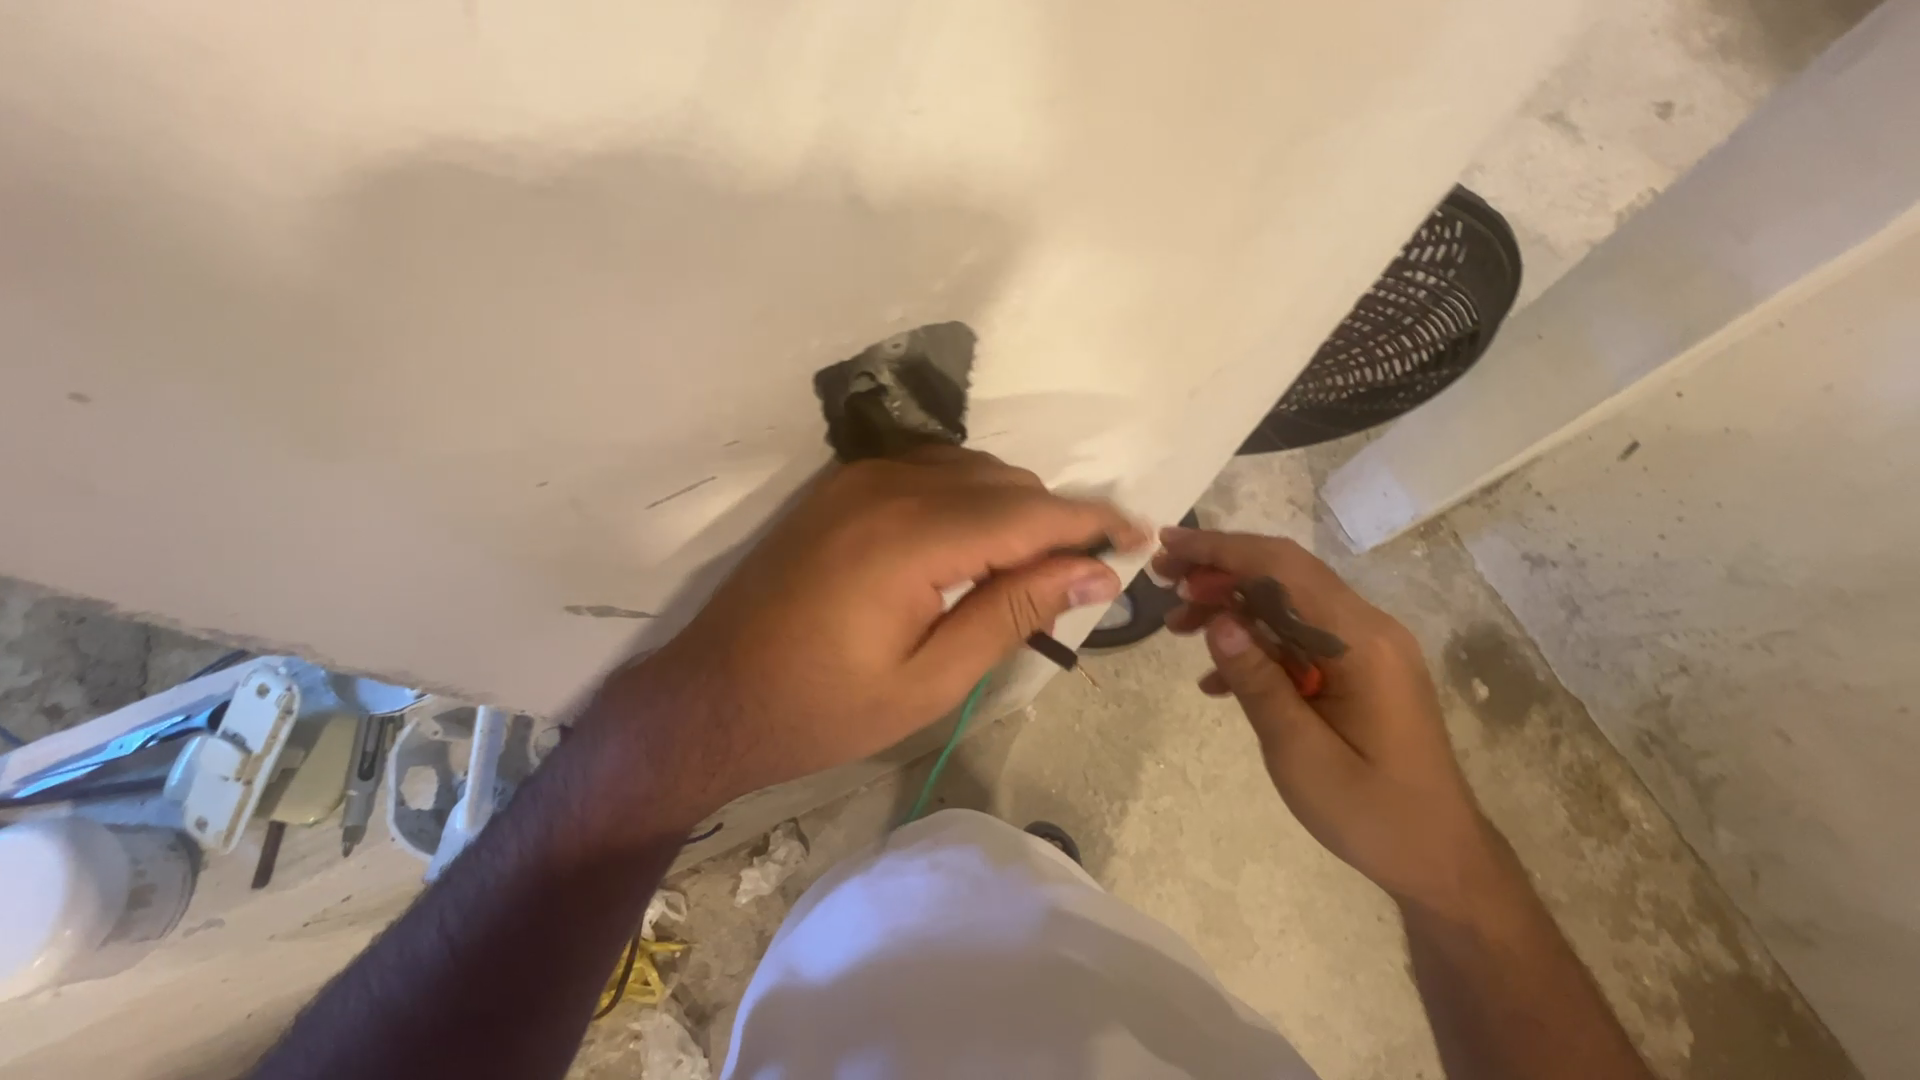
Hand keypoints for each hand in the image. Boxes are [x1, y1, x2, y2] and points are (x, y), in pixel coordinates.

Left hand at [592, 447, 1147, 818]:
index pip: (1030, 513)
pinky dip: (969, 496)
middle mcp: (887, 486)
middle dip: (1054, 521)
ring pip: (970, 469)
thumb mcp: (930, 681)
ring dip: (1013, 507)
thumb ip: (1012, 614)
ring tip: (1031, 569)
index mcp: (912, 538)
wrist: (711, 698)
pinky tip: (973, 544)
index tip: (1143, 538)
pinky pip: (929, 470)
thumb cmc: (820, 709)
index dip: (1093, 524)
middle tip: (1082, 577)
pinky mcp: (840, 487)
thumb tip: (1093, 572)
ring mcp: (857, 478)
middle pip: (1004, 482)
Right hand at [1154, 527, 1510, 916]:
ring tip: (1177, 627)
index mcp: (1360, 641)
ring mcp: (1366, 649)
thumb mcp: (1298, 751)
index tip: (1168, 545)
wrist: (1438, 858)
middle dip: (1219, 571)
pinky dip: (1255, 645)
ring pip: (1288, 604)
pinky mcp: (1359, 671)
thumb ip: (1257, 680)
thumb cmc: (1370, 812)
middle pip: (1284, 575)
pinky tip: (1216, 679)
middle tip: (1163, 583)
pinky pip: (1299, 639)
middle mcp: (1368, 629)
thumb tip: (1216, 619)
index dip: (1221, 550)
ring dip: (1231, 607)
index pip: (1283, 568)